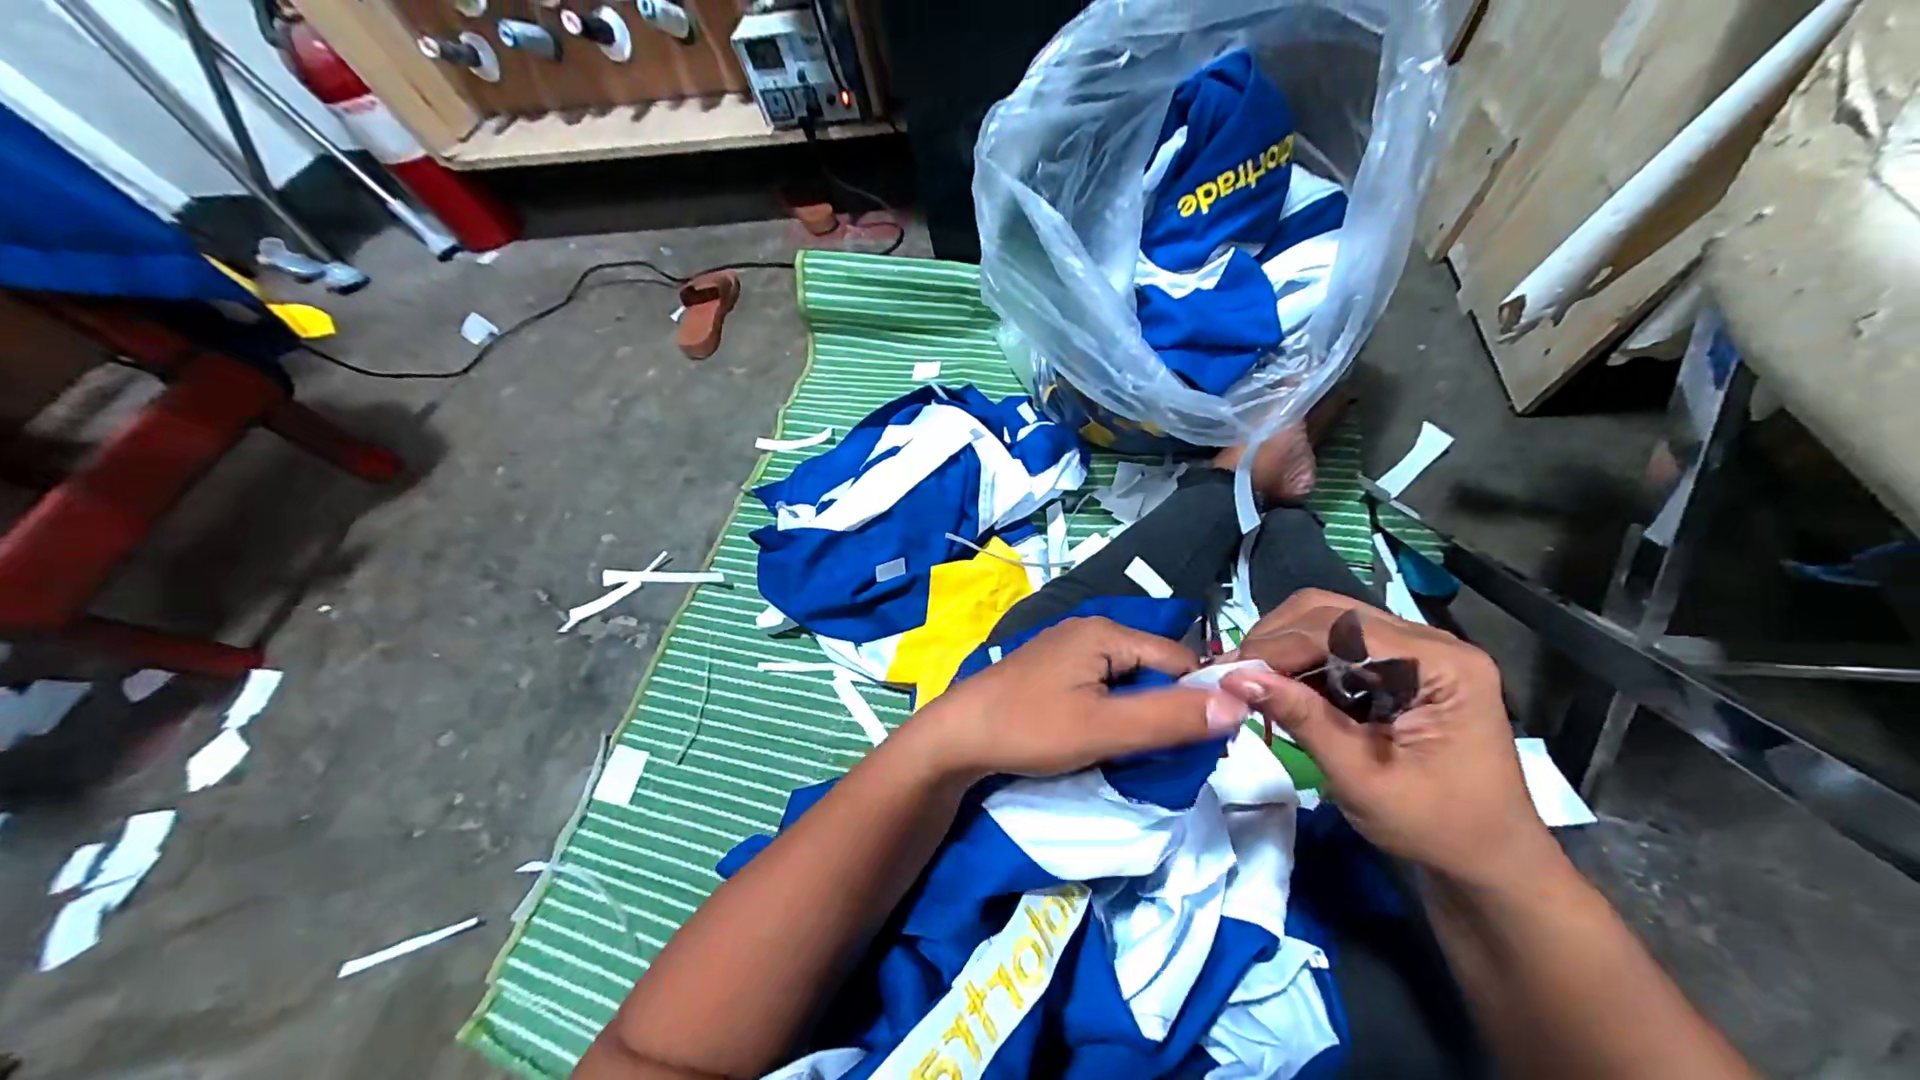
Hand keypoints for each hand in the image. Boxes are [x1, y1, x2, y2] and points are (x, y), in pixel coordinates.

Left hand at [906, 616, 1245, 780]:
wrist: (957, 736)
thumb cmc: (1029, 728)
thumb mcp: (1104, 729)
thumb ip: (1168, 718)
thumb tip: (1238, 705)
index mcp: (1106, 632)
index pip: (1178, 660)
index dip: (1195, 700)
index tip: (1198, 745)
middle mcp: (1090, 630)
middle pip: (1153, 668)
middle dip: (1165, 708)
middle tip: (1160, 753)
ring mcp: (1069, 648)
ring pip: (1128, 679)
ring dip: (1138, 713)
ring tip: (1131, 749)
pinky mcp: (1055, 669)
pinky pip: (1103, 685)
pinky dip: (1112, 711)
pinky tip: (1102, 736)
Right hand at [1219, 590, 1560, 887]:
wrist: (1488, 861)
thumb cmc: (1435, 827)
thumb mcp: (1361, 777)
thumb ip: (1303, 719)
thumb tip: (1236, 678)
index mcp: (1442, 666)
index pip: (1342, 630)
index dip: (1280, 646)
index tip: (1231, 673)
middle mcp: (1432, 644)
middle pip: (1331, 611)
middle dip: (1276, 638)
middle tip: (1236, 674)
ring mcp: (1417, 651)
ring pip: (1329, 620)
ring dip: (1284, 646)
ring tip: (1251, 680)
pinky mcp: (1400, 665)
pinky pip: (1337, 644)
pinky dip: (1301, 660)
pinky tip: (1280, 687)